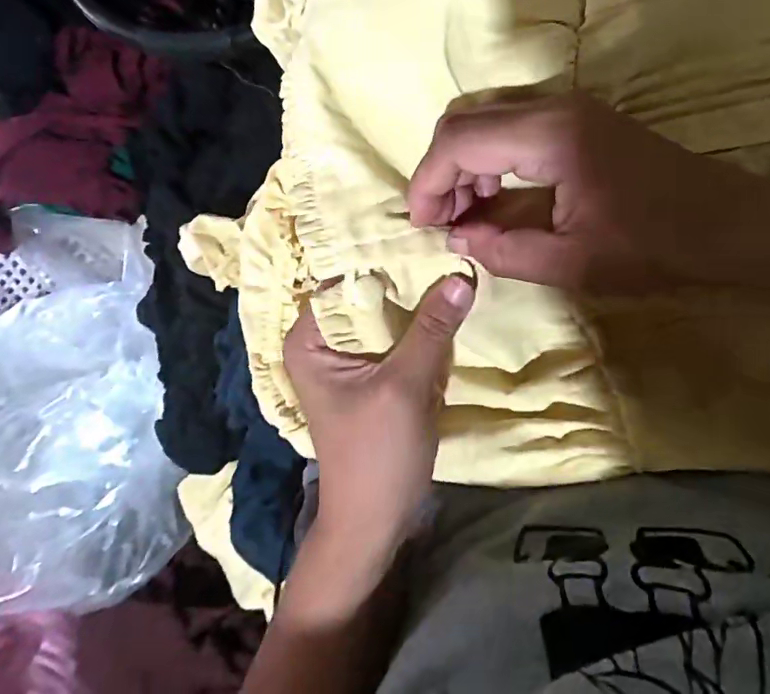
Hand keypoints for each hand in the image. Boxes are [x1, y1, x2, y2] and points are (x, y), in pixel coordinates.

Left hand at [283, 274, 474, 554]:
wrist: (374, 523)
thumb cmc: (376, 454)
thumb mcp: (405, 386)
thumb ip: (430, 330)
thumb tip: (461, 276)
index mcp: (308, 338)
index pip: (345, 282)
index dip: (385, 266)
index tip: (426, 246)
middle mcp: (320, 342)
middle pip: (368, 299)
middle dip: (407, 289)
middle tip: (448, 262)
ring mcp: (345, 360)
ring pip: (386, 320)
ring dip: (418, 313)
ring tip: (453, 285)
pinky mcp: (369, 377)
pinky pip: (395, 343)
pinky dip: (419, 339)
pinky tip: (447, 323)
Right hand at [407, 93, 769, 293]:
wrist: (732, 224)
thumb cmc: (656, 246)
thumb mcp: (573, 262)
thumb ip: (503, 249)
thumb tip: (455, 237)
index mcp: (550, 135)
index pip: (459, 141)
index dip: (428, 182)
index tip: (421, 224)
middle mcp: (552, 105)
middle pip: (465, 120)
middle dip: (441, 170)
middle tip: (443, 220)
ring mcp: (566, 105)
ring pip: (484, 118)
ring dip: (463, 162)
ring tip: (467, 214)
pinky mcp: (575, 116)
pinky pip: (509, 125)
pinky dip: (488, 157)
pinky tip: (496, 196)